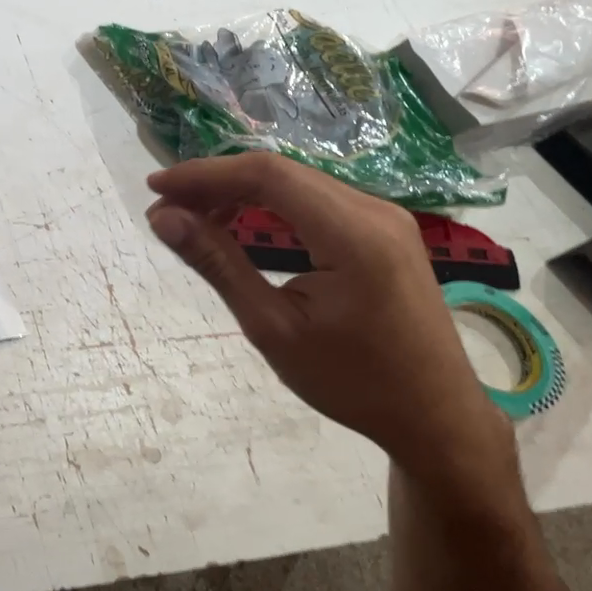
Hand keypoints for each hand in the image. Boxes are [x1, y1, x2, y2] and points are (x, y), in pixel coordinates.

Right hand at [145, 154, 507, 477]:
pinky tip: (235, 222)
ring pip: (293, 181)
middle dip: (213, 182)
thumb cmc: (353, 381)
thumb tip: (163, 218)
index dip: (203, 174)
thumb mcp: (271, 326)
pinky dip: (266, 203)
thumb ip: (217, 263)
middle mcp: (374, 212)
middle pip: (278, 171)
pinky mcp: (382, 230)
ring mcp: (383, 218)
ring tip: (190, 216)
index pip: (266, 175)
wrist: (437, 418)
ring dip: (236, 191)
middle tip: (163, 208)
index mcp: (353, 235)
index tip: (154, 189)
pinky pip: (312, 198)